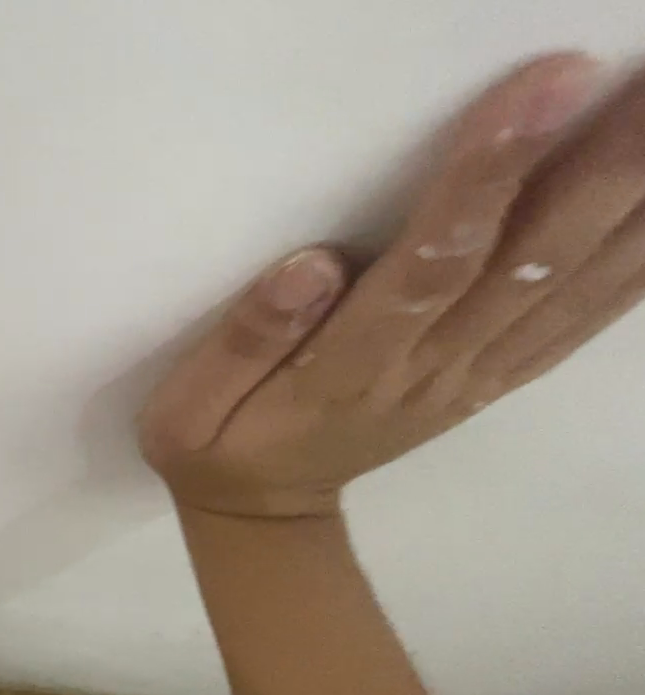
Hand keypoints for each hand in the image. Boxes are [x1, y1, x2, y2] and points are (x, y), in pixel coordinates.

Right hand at [141, 52, 644, 518]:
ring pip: (569, 284)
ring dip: (636, 197)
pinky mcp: (490, 378)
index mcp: (338, 376)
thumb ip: (239, 344)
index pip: (423, 273)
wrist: (260, 510)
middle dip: (595, 164)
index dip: (481, 184)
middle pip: (523, 264)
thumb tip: (309, 265)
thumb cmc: (210, 451)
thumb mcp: (183, 412)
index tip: (536, 94)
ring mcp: (467, 376)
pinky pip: (582, 319)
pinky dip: (638, 263)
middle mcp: (422, 372)